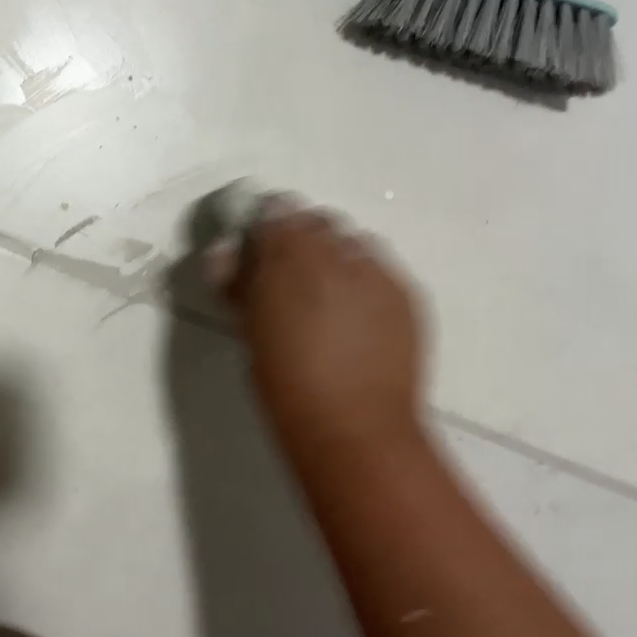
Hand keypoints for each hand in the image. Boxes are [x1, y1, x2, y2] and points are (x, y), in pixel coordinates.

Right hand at [209, 197, 426, 455]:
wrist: (352, 426)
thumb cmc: (283, 377)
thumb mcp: (247, 323)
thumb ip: (237, 279)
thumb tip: (229, 251)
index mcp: (286, 256)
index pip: (275, 210)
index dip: (264, 223)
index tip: (254, 247)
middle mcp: (335, 252)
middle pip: (317, 220)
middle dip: (300, 237)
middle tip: (285, 272)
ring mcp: (378, 271)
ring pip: (353, 240)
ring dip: (335, 254)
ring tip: (324, 292)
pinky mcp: (408, 295)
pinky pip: (380, 268)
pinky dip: (363, 277)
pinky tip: (354, 310)